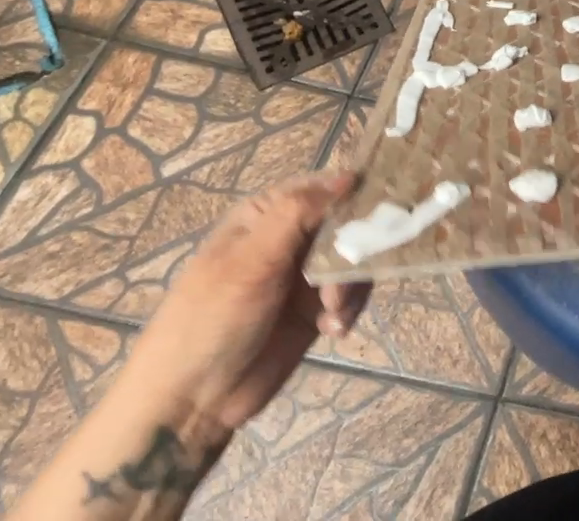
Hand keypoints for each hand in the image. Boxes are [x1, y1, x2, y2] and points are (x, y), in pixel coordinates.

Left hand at [122, 172, 370, 437]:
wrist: (192, 403)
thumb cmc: (212, 320)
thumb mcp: (251, 260)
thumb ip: (298, 212)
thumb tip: (350, 175)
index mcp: (266, 215)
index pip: (325, 186)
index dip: (356, 194)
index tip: (386, 209)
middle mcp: (290, 238)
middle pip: (349, 223)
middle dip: (358, 249)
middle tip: (345, 278)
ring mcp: (304, 275)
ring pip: (357, 260)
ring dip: (352, 286)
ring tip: (331, 313)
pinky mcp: (316, 308)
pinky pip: (352, 295)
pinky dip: (348, 309)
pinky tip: (332, 330)